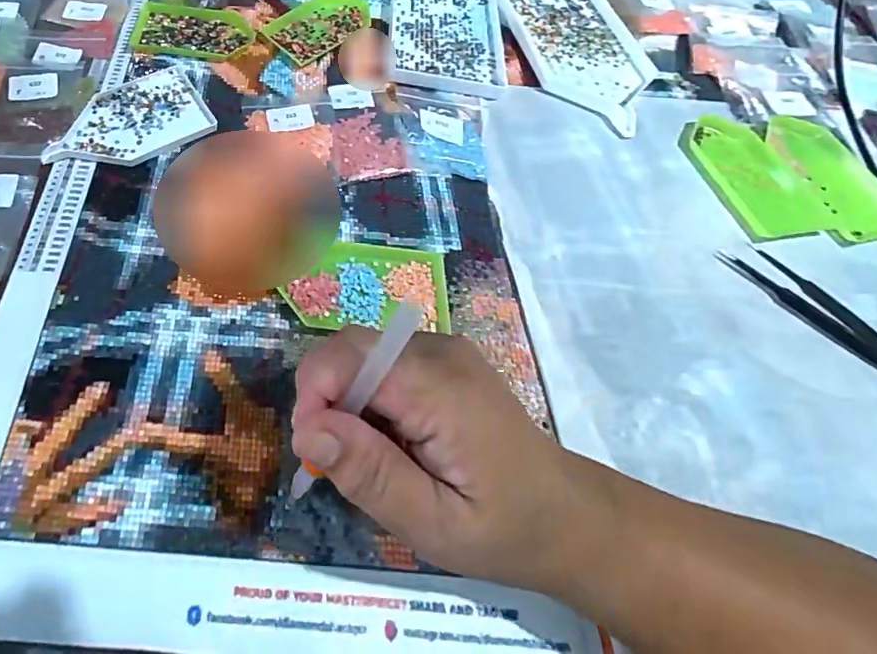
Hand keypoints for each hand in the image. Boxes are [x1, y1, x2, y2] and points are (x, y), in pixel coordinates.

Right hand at [291, 329, 612, 595]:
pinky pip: (383, 361)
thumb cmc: (504, 529)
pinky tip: (389, 439)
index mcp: (439, 387)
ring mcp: (443, 348)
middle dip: (324, 397)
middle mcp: (438, 350)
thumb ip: (370, 474)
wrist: (569, 515)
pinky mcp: (443, 357)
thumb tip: (307, 432)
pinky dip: (367, 395)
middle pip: (351, 348)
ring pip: (363, 353)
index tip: (311, 452)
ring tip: (367, 456)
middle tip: (332, 460)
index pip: (349, 357)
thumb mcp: (433, 523)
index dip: (314, 394)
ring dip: (345, 399)